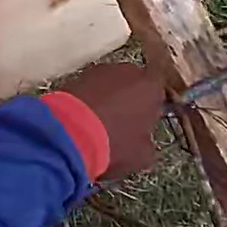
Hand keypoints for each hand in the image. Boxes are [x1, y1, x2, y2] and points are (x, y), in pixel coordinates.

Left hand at [58, 62, 164, 179]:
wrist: (67, 135)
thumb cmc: (114, 144)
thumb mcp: (141, 155)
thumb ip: (148, 143)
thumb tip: (143, 141)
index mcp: (151, 86)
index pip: (159, 89)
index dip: (152, 106)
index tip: (145, 123)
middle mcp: (127, 71)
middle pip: (133, 84)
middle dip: (129, 101)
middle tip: (122, 124)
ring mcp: (99, 71)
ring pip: (109, 85)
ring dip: (107, 99)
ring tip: (98, 124)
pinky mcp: (75, 77)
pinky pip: (89, 89)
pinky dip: (87, 101)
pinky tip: (81, 121)